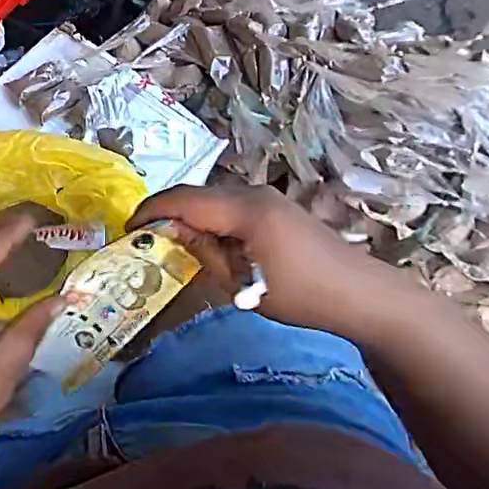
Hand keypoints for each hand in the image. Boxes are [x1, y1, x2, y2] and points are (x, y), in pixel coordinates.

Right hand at [131, 183, 396, 332]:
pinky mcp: (276, 208)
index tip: (128, 230)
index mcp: (245, 210)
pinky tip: (208, 243)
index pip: (184, 200)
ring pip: (213, 199)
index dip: (151, 211)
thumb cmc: (302, 295)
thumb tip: (172, 234)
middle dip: (167, 213)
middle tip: (145, 239)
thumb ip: (205, 254)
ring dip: (190, 216)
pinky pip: (231, 206)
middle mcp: (253, 193)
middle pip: (197, 194)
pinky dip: (211, 220)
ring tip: (171, 244)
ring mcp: (267, 197)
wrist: (360, 294)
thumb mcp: (243, 284)